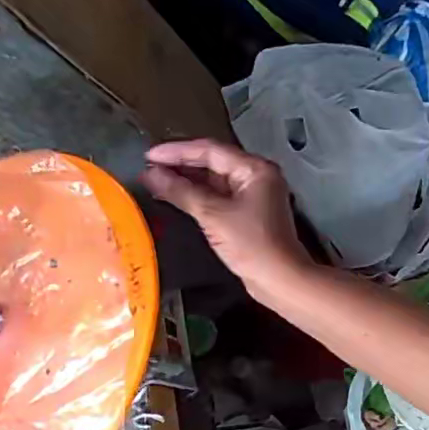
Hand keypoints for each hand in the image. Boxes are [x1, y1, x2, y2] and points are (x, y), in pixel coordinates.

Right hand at [142, 139, 313, 292]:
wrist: (279, 279)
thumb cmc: (252, 245)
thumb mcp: (213, 215)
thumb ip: (181, 192)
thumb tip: (151, 175)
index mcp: (254, 168)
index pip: (210, 150)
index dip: (176, 151)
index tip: (148, 155)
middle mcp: (256, 176)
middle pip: (212, 162)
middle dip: (180, 165)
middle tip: (149, 167)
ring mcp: (253, 195)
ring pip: (214, 180)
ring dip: (187, 181)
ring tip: (156, 181)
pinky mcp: (248, 213)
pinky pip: (218, 197)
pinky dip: (198, 196)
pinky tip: (176, 197)